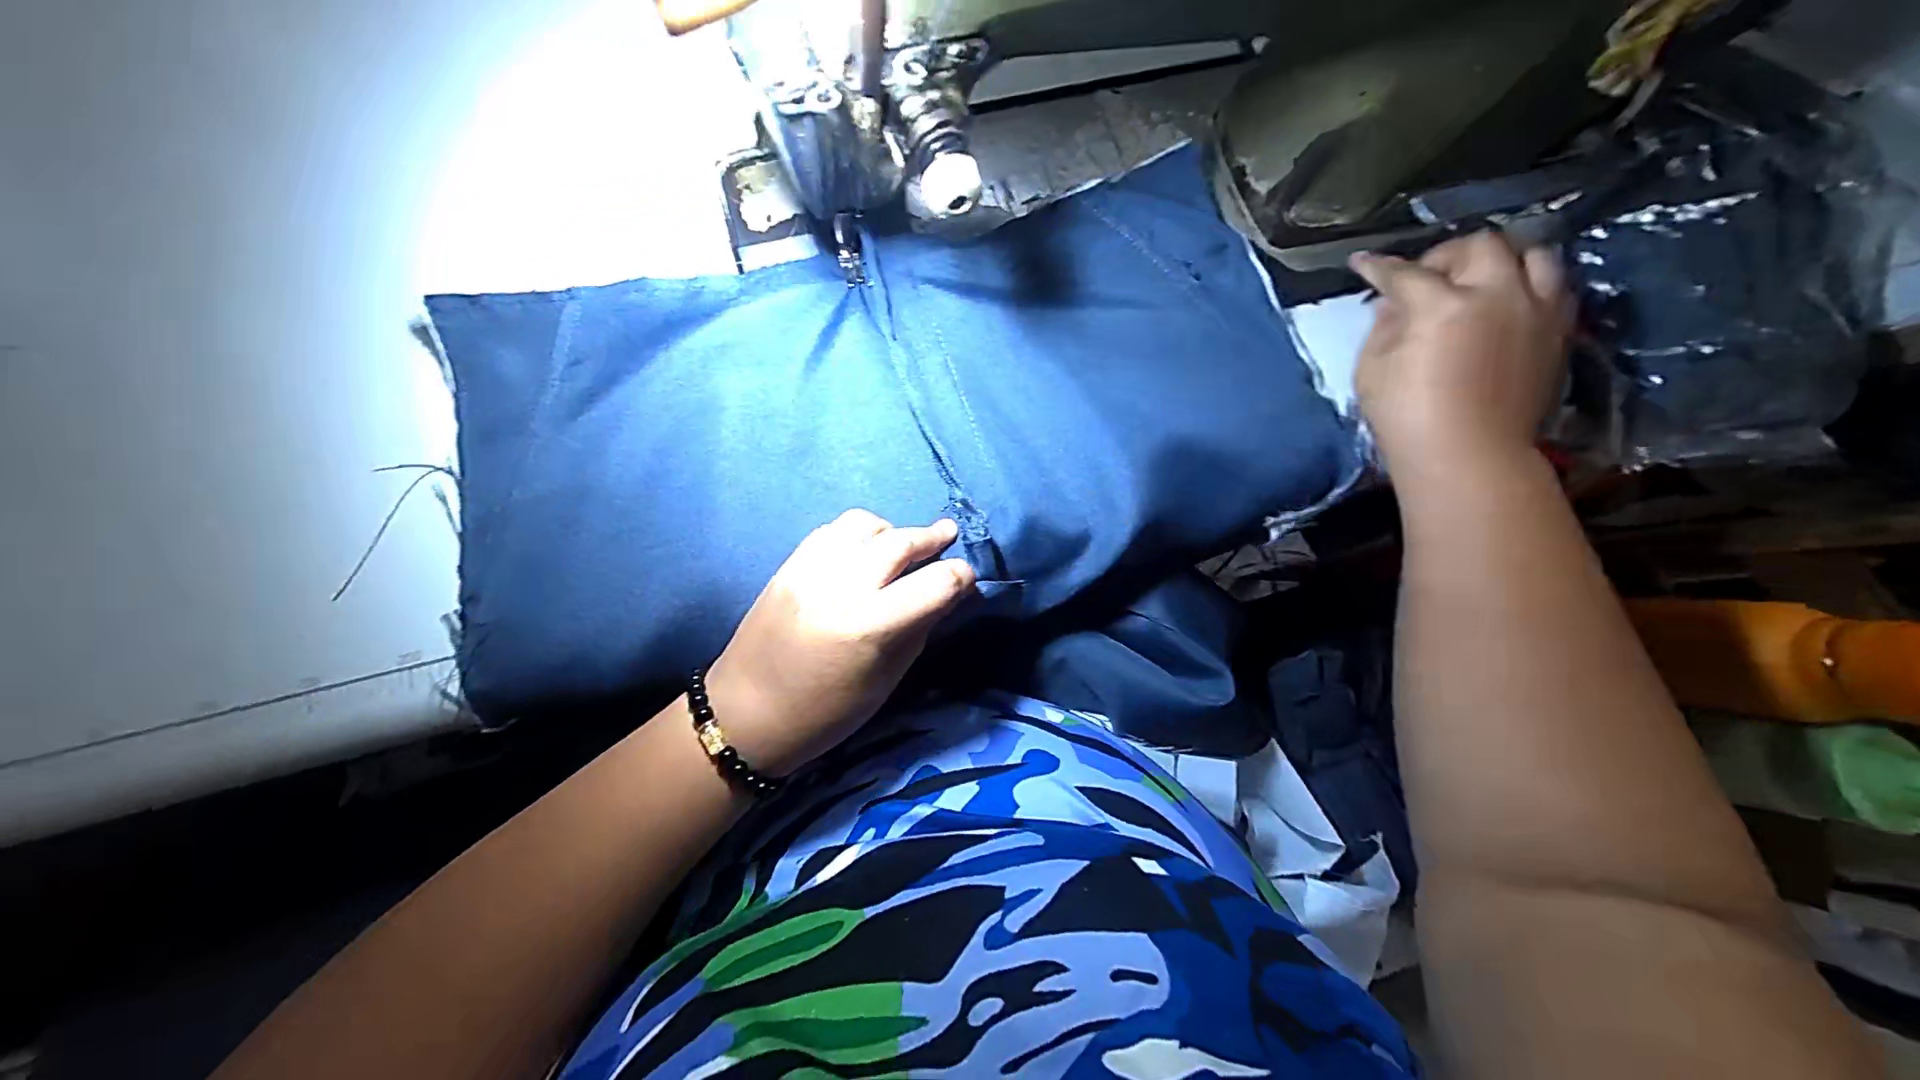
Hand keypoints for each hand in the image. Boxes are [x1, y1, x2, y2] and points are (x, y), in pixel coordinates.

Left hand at [704, 510, 976, 775]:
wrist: (747, 714)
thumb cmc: (826, 713)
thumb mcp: (887, 679)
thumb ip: (921, 626)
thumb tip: (950, 592)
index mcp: (869, 626)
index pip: (935, 582)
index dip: (960, 576)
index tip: (966, 579)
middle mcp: (840, 587)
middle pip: (900, 542)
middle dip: (931, 538)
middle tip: (947, 536)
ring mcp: (809, 570)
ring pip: (863, 523)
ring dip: (890, 530)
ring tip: (899, 545)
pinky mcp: (787, 565)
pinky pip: (830, 530)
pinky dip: (855, 534)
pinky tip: (862, 551)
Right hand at [1349, 231, 1572, 483]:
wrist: (1468, 457)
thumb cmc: (1406, 417)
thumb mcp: (1371, 371)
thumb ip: (1382, 329)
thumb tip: (1392, 306)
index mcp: (1444, 305)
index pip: (1405, 274)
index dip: (1379, 268)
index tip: (1362, 263)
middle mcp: (1498, 295)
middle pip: (1480, 246)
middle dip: (1446, 255)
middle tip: (1425, 277)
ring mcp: (1536, 311)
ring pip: (1533, 255)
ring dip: (1501, 261)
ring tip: (1479, 282)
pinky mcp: (1557, 332)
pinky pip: (1553, 288)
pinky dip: (1528, 286)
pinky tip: (1508, 305)